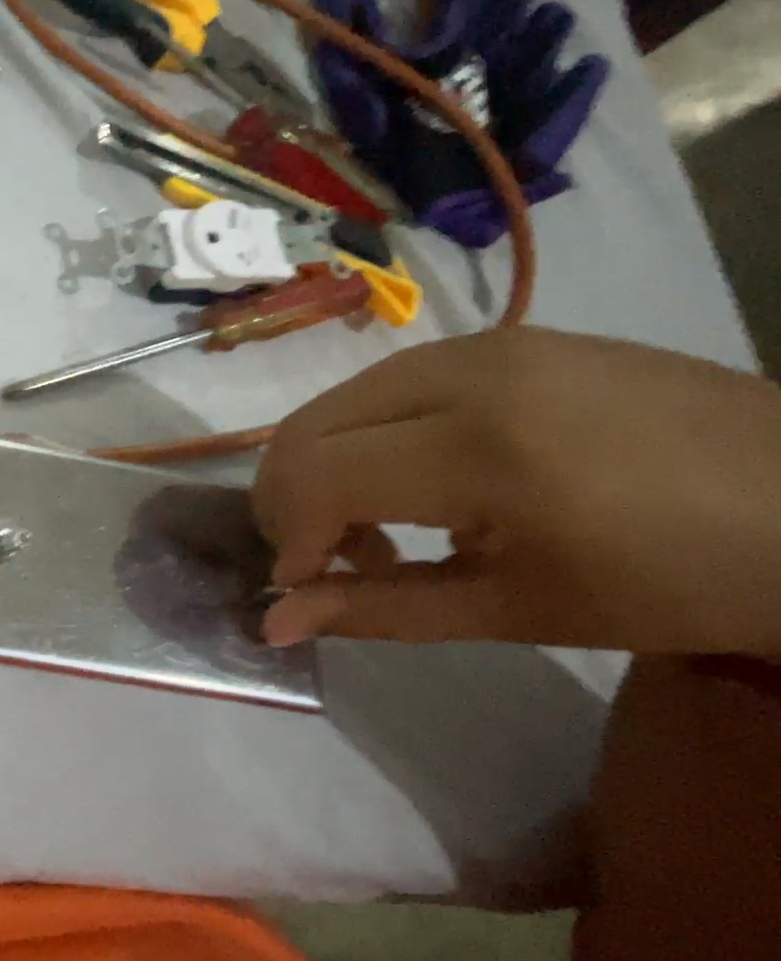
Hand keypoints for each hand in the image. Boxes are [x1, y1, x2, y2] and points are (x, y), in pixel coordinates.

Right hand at [252, 327, 780, 652]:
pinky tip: (419, 482)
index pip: (314, 476)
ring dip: (323, 468)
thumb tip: (274, 622)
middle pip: (303, 430)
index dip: (289, 538)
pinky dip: (366, 438)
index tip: (307, 588)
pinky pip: (386, 386)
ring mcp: (486, 345)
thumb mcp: (522, 610)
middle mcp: (469, 373)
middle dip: (290, 503)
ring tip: (377, 526)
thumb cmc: (687, 580)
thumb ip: (381, 609)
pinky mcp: (505, 339)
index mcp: (485, 448)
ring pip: (335, 403)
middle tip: (331, 561)